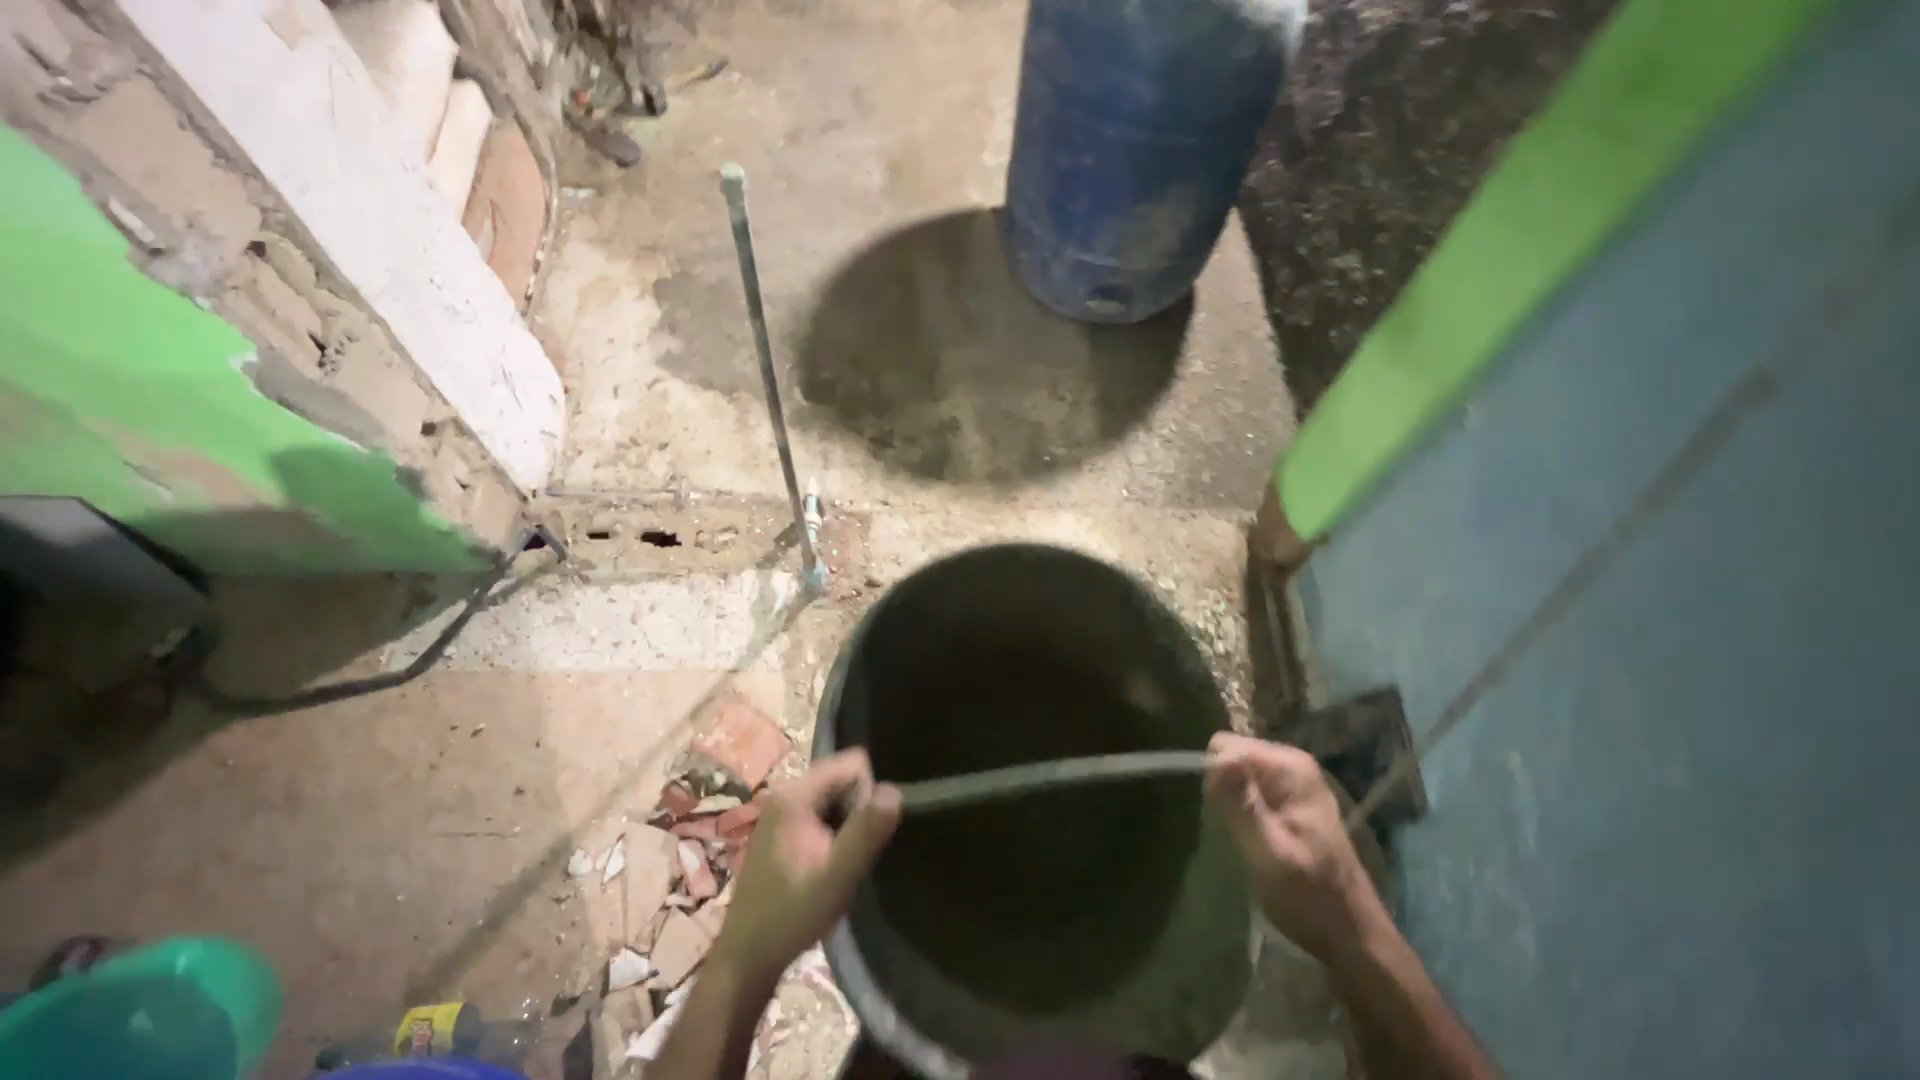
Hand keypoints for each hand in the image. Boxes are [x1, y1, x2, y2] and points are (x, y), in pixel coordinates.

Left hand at [709, 748, 901, 982]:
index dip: (868, 794)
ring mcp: (781, 813)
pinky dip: (833, 834)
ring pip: (834, 799)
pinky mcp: (782, 832)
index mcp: (795, 795)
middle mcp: (785, 794)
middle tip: (853, 853)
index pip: (852, 763)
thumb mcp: (837, 876)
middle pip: (842, 778)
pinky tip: (828, 866)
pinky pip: (821, 815)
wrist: (748, 956)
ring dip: (847, 825)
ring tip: (842, 862)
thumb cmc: (792, 915)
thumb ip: (866, 831)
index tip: (862, 835)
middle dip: (858, 809)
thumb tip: (895, 790)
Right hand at [1205, 732, 1383, 961]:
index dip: (1215, 780)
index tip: (1224, 819)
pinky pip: (1249, 791)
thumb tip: (1216, 757)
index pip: (1225, 746)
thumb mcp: (1269, 855)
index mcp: (1291, 768)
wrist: (1351, 935)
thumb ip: (1242, 805)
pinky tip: (1253, 840)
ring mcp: (1294, 784)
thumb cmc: (1310, 898)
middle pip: (1231, 756)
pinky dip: (1242, 812)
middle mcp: (1293, 765)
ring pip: (1237, 775)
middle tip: (1237, 833)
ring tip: (1244, 839)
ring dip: (1231, 804)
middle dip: (1223, 790)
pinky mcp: (1291, 803)